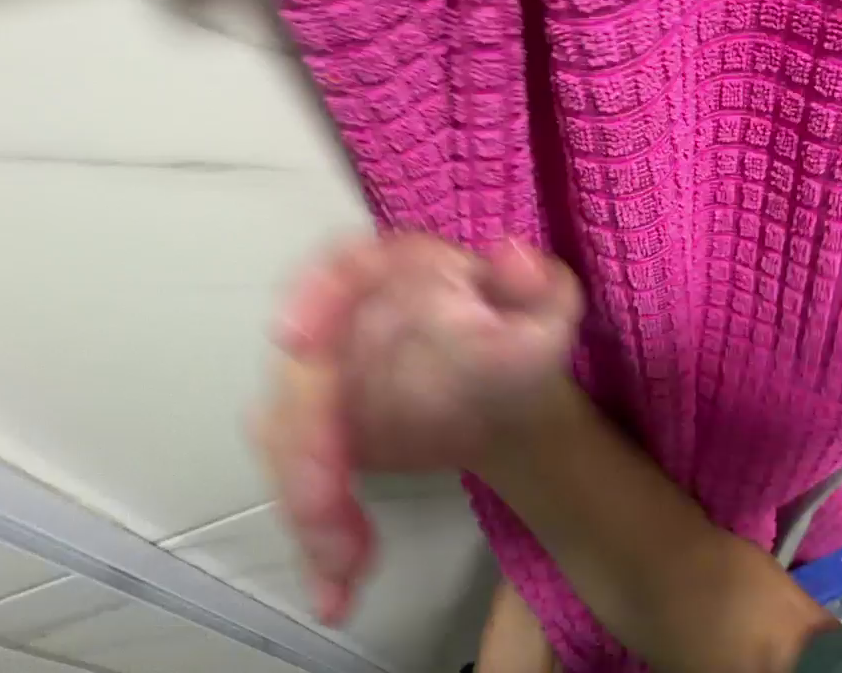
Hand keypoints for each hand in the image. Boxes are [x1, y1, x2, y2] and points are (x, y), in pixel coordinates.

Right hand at [254, 233, 582, 621]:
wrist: (506, 398)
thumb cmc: (521, 342)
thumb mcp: (547, 313)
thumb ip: (542, 285)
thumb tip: (511, 254)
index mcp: (404, 276)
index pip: (347, 266)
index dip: (312, 294)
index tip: (295, 337)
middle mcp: (353, 321)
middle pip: (306, 369)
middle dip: (306, 436)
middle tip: (325, 496)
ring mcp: (332, 380)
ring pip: (293, 439)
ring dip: (309, 502)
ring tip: (347, 557)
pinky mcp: (325, 437)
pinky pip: (304, 484)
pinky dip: (316, 535)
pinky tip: (338, 586)